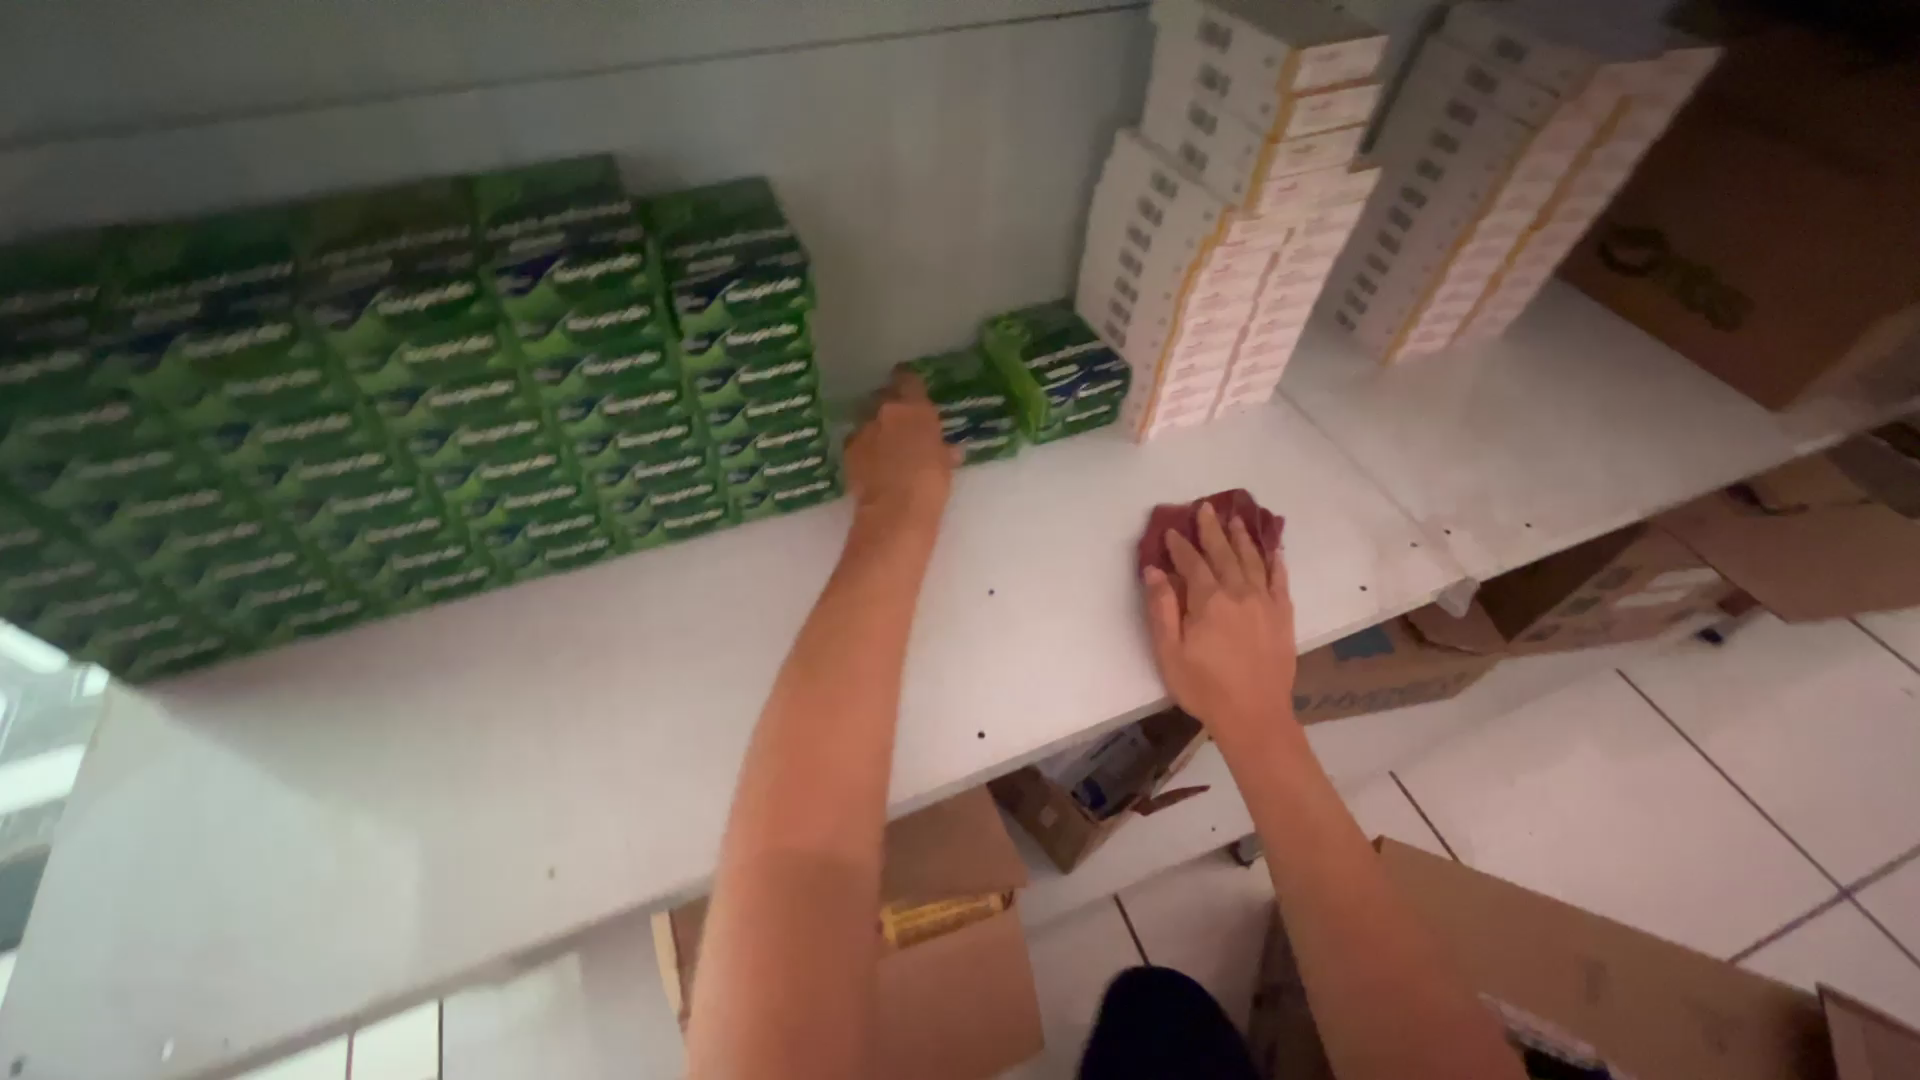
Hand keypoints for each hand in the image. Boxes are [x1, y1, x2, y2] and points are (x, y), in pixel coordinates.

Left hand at [844, 368, 956, 533]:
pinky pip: (857, 441)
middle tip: (900, 421)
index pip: (908, 379)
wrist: (895, 510)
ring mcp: (863, 430)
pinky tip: (872, 462)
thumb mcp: (945, 464)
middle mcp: (885, 411)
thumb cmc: (931, 484)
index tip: (911, 389)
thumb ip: (944, 450)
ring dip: (875, 427)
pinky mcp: (848, 451)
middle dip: (890, 404)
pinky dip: (864, 448)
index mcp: (914, 407)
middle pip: (883, 396)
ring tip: (884, 444)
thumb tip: (950, 450)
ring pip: (867, 419)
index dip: (909, 383)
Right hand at [1141, 502, 1298, 745]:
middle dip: (1212, 529)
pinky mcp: (1283, 616)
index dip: (1179, 545)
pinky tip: (1273, 548)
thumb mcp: (1169, 651)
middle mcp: (1240, 592)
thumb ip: (1161, 607)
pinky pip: (1280, 579)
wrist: (1255, 716)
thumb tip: (1154, 570)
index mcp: (1209, 600)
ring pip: (1253, 559)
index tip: (1169, 530)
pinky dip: (1275, 560)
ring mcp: (1265, 602)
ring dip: (1242, 537)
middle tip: (1206, 507)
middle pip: (1224, 553)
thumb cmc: (1203, 687)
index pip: (1191, 563)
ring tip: (1236, 518)